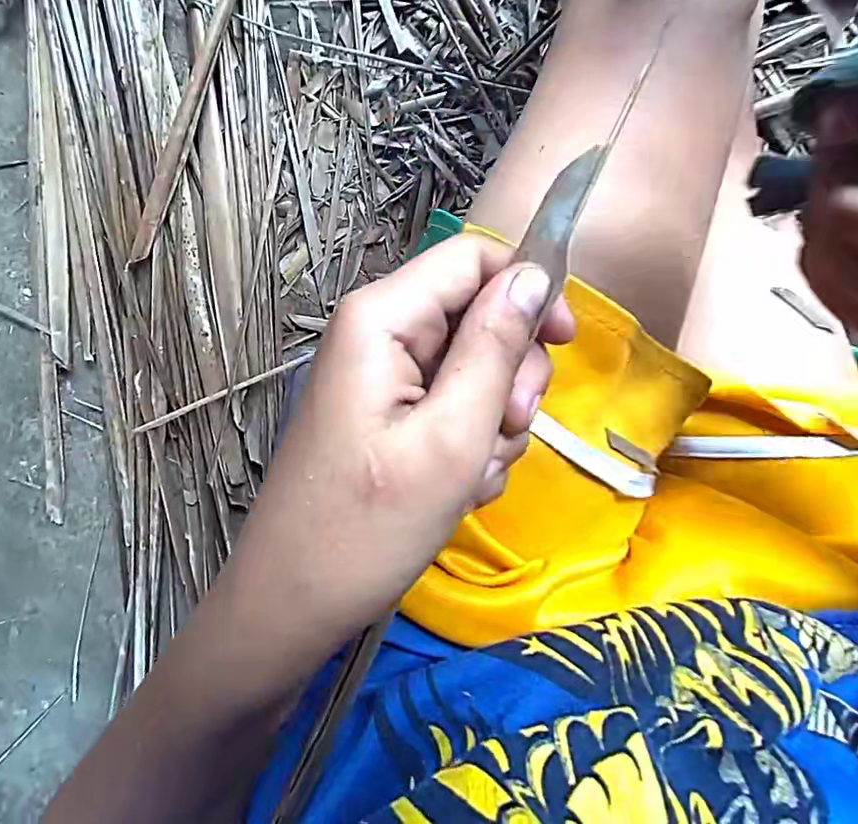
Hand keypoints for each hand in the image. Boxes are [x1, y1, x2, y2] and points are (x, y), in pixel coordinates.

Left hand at [220, 234, 575, 660]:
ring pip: (475, 364)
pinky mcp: (388, 409)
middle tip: (504, 429)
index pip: (473, 256)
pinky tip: (455, 485)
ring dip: (492, 417)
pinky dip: (470, 440)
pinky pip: (454, 402)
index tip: (562, 343)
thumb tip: (533, 278)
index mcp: (382, 317)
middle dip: (508, 373)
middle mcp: (379, 330)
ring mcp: (383, 372)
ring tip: (469, 473)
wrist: (295, 601)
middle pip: (478, 312)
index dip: (526, 287)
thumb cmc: (367, 528)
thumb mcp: (451, 438)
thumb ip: (495, 348)